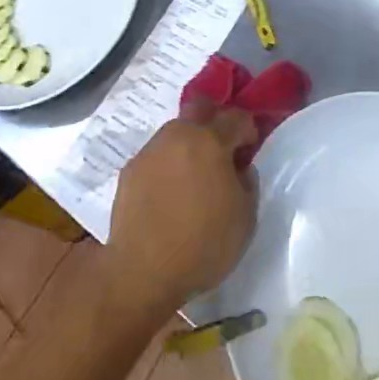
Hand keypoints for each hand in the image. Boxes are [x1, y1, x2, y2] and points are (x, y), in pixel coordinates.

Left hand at [103, 101, 257, 310]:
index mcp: (210, 141)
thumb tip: (239, 169)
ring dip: (188, 144)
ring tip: (192, 177)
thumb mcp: (246, 218)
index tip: (248, 151)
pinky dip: (166, 166)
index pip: (237, 117)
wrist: (142, 271)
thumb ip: (248, 183)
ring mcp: (151, 150)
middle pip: (200, 108)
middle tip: (220, 148)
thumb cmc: (203, 244)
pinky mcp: (130, 170)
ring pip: (175, 132)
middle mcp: (179, 135)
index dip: (248, 130)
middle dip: (214, 119)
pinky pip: (156, 157)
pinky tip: (168, 194)